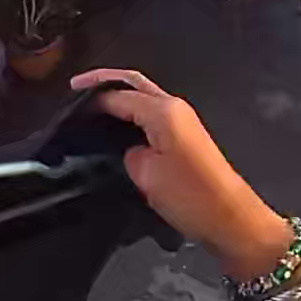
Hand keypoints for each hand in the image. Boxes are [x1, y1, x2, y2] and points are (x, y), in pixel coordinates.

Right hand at [73, 69, 290, 278]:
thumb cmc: (192, 197)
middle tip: (76, 88)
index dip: (92, 99)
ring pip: (144, 95)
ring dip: (119, 95)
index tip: (68, 105)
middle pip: (134, 82)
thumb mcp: (147, 175)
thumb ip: (129, 154)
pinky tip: (116, 126)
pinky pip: (153, 114)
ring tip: (91, 106)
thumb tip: (128, 150)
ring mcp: (183, 121)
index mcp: (164, 111)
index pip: (119, 95)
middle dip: (105, 81)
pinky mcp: (186, 136)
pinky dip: (132, 112)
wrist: (231, 218)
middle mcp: (175, 108)